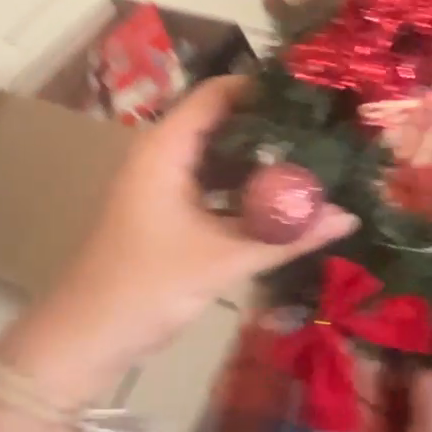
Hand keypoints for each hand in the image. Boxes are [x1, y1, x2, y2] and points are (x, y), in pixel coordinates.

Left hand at [0, 76, 358, 404]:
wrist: (82, 343)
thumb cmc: (144, 288)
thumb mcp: (223, 260)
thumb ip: (288, 237)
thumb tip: (350, 217)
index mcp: (165, 149)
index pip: (219, 93)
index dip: (265, 87)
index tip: (314, 94)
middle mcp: (164, 155)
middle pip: (224, 120)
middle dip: (273, 123)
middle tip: (326, 127)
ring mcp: (164, 184)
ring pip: (220, 154)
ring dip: (261, 157)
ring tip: (315, 156)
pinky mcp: (169, 210)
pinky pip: (215, 182)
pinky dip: (246, 185)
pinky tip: (284, 196)